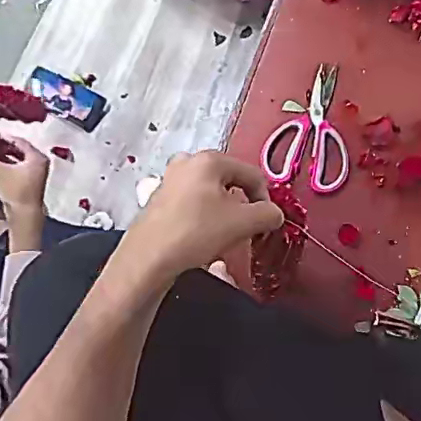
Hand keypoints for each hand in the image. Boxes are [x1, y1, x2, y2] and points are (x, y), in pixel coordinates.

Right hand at [0, 132, 49, 230]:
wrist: (23, 213)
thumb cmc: (15, 189)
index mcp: (37, 156)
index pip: (18, 140)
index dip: (1, 136)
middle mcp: (38, 162)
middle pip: (14, 149)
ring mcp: (32, 172)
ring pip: (11, 159)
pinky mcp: (25, 181)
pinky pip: (11, 168)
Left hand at [112, 152, 285, 288]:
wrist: (147, 260)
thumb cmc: (195, 233)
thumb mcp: (244, 223)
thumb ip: (269, 214)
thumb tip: (274, 214)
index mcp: (210, 160)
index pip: (253, 175)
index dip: (265, 199)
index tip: (266, 222)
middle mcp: (187, 162)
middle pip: (231, 183)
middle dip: (243, 208)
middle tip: (245, 230)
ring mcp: (170, 180)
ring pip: (212, 195)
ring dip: (224, 215)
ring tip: (223, 237)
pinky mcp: (158, 200)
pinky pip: (193, 205)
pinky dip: (204, 220)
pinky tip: (202, 240)